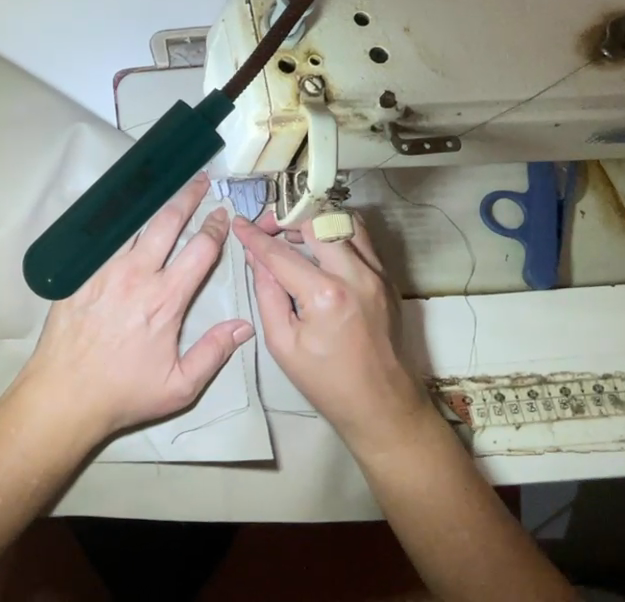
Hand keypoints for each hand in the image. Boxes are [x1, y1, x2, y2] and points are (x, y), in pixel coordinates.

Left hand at [10, 176, 253, 446]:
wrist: (65, 392)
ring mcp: (103, 269)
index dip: (214, 229)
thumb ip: (214, 352)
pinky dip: (113, 220)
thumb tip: (244, 326)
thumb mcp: (179, 386)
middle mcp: (136, 274)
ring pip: (131, 223)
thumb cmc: (124, 392)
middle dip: (186, 197)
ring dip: (150, 202)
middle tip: (197, 180)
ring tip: (161, 186)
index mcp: (165, 299)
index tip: (221, 215)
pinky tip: (118, 210)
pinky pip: (99, 237)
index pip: (200, 251)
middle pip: (166, 222)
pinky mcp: (78, 272)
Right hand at [234, 212, 433, 456]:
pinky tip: (319, 249)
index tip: (237, 223)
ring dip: (315, 222)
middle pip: (317, 222)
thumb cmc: (326, 381)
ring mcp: (377, 274)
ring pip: (345, 222)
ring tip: (294, 234)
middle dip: (286, 218)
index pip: (280, 253)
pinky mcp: (387, 278)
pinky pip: (362, 239)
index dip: (254, 236)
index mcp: (326, 295)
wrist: (382, 405)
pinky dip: (337, 234)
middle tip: (267, 228)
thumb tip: (256, 257)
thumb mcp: (282, 343)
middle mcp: (356, 275)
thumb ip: (267, 293)